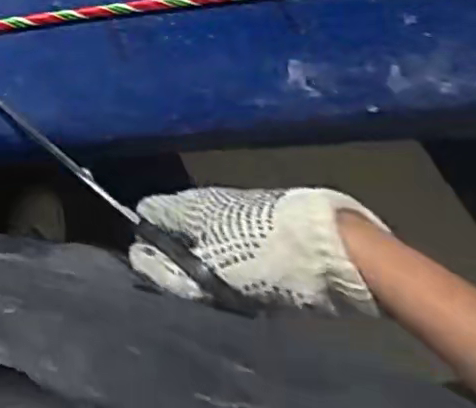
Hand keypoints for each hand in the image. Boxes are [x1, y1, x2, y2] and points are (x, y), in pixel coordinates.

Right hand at [128, 186, 390, 313]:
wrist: (337, 245)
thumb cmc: (266, 257)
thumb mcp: (213, 274)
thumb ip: (171, 270)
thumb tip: (138, 261)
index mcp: (182, 203)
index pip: (146, 213)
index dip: (148, 239)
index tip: (162, 267)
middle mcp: (201, 196)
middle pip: (177, 221)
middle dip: (182, 247)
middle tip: (198, 279)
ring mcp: (234, 202)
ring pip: (207, 228)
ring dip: (211, 250)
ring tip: (229, 279)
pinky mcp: (264, 214)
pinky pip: (236, 233)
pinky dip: (237, 250)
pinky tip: (256, 272)